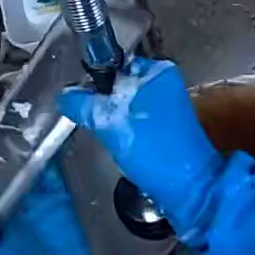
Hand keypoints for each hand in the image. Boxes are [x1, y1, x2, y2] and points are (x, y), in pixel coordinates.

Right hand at [59, 57, 222, 239]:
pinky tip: (119, 141)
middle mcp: (165, 84)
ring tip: (105, 131)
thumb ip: (81, 104)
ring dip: (110, 116)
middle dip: (100, 100)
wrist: (190, 191)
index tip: (79, 95)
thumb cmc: (154, 151)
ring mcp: (166, 105)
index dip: (92, 79)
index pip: (112, 63)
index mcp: (157, 72)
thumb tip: (64, 96)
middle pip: (116, 84)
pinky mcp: (164, 126)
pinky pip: (132, 118)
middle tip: (90, 116)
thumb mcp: (108, 123)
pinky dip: (122, 127)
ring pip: (122, 103)